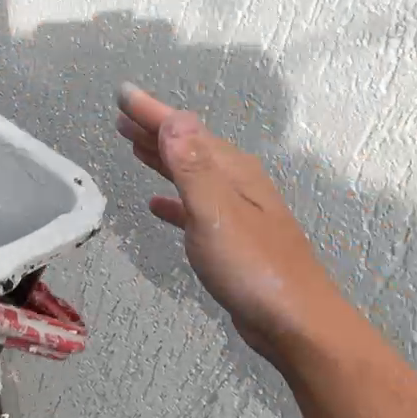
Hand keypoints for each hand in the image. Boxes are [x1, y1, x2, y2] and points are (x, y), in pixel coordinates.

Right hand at [116, 83, 349, 362]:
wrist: (295, 323)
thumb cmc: (253, 268)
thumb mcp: (215, 213)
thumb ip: (193, 168)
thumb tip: (175, 117)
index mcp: (233, 174)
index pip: (186, 132)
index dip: (153, 112)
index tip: (121, 94)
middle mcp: (237, 186)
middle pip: (191, 147)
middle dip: (157, 129)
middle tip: (122, 114)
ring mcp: (236, 213)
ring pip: (191, 173)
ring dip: (163, 157)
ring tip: (134, 146)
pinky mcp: (230, 240)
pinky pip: (193, 205)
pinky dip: (173, 199)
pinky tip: (157, 204)